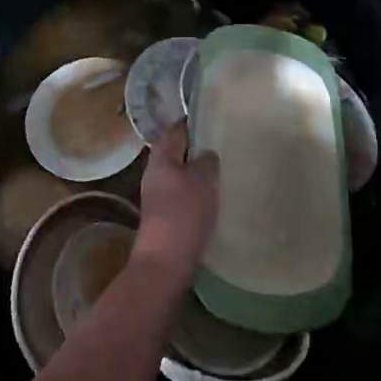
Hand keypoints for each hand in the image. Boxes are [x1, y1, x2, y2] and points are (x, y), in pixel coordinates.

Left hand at [133, 123, 218, 275]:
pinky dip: (198, 192)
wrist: (165, 264)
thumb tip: (206, 154)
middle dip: (197, 148)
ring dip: (199, 172)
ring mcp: (158, 198)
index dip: (192, 121)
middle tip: (224, 143)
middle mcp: (155, 175)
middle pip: (176, 153)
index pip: (175, 129)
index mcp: (160, 159)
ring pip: (181, 175)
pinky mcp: (166, 218)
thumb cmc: (183, 214)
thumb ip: (206, 161)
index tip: (213, 116)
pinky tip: (217, 197)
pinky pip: (184, 196)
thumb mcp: (202, 180)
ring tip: (225, 169)